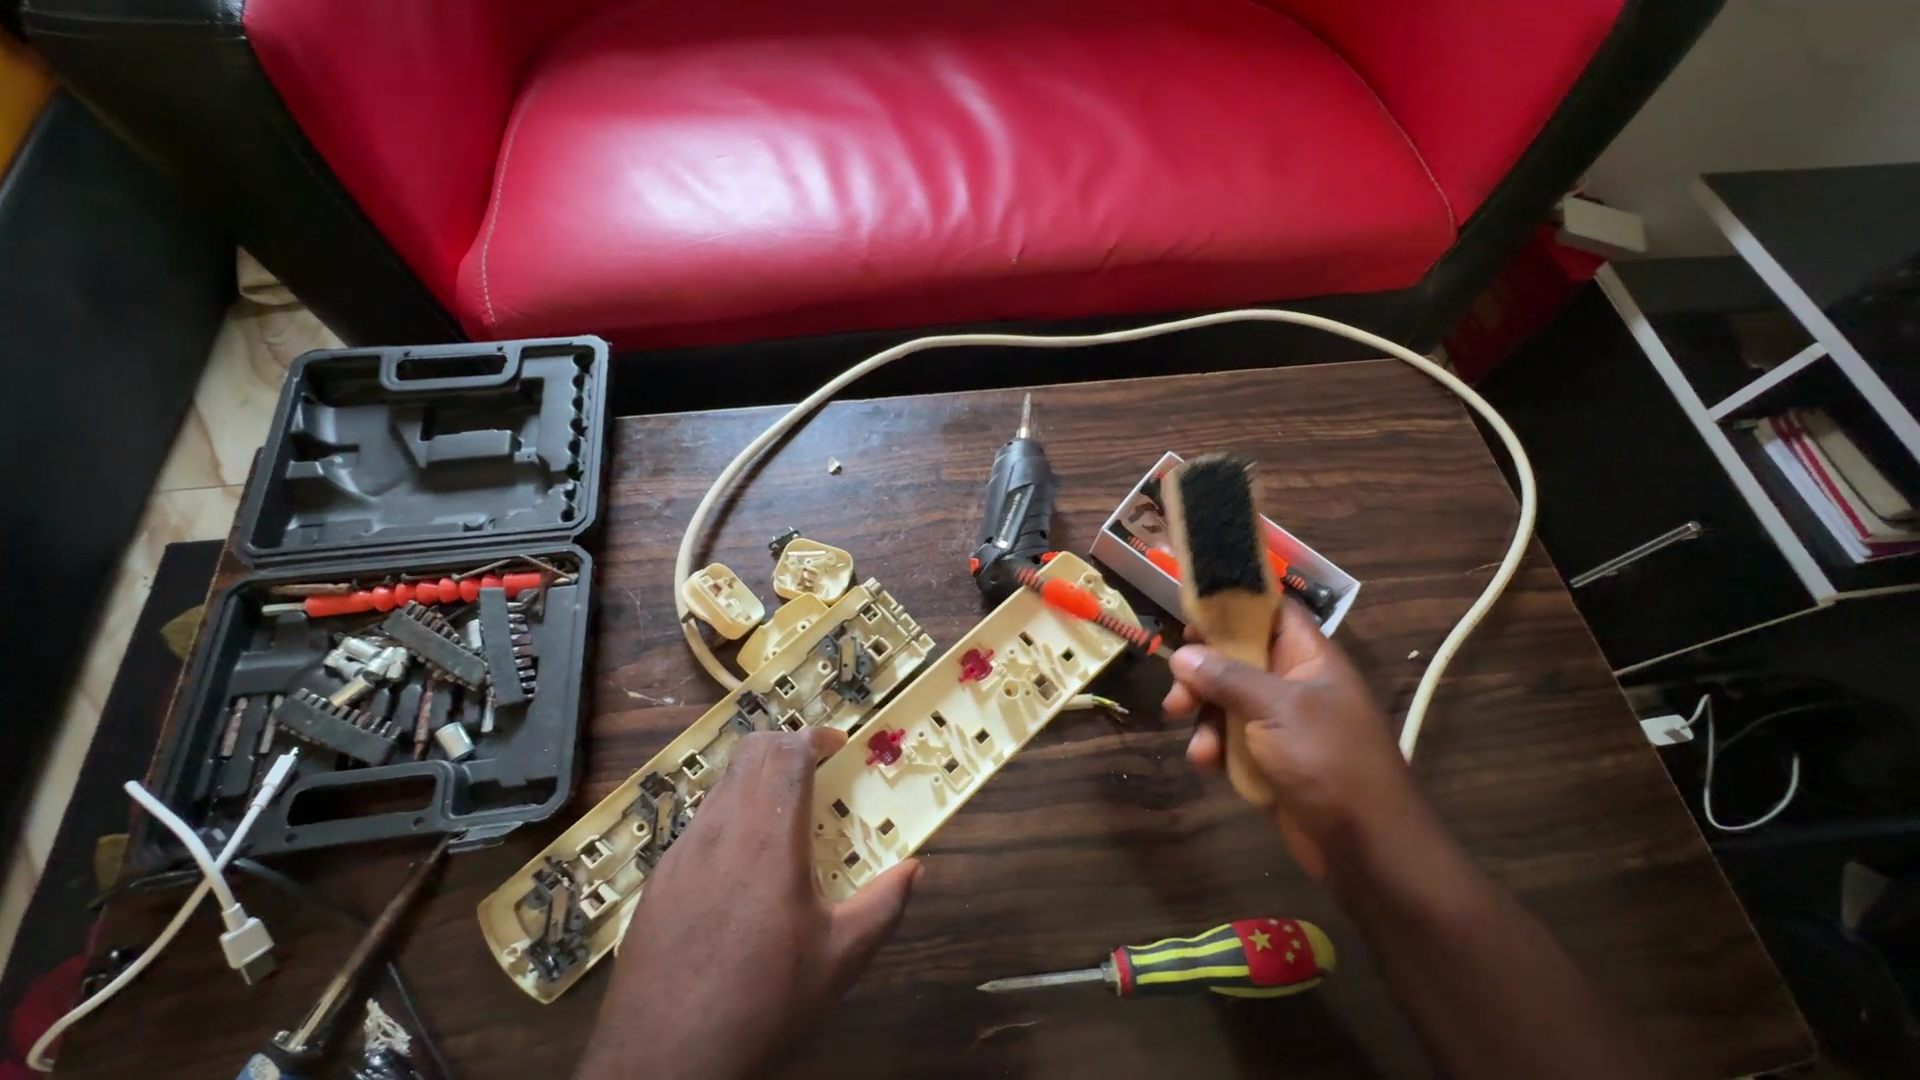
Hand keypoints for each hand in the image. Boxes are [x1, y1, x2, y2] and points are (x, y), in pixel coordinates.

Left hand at [577, 729, 919, 1079]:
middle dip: (784, 745)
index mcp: (770, 837)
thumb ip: (883, 906)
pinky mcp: (658, 880)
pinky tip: (740, 867)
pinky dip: (727, 817)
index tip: (835, 746)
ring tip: (781, 817)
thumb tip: (915, 870)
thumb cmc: (763, 1003)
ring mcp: (682, 852)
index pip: (787, 754)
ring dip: (754, 780)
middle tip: (813, 768)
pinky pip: (698, 824)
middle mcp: (722, 829)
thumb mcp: (840, 960)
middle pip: (749, 753)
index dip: (813, 737)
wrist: (665, 1061)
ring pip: (721, 785)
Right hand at [1163, 599, 1423, 881]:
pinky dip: (1213, 748)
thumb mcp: (1277, 709)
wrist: (1365, 846)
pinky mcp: (1268, 758)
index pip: (1271, 610)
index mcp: (1309, 658)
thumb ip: (1228, 676)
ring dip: (1203, 716)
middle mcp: (1294, 683)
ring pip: (1226, 700)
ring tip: (1192, 737)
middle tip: (1177, 689)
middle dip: (1202, 671)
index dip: (1233, 605)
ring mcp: (1281, 723)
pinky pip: (1229, 739)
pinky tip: (1207, 765)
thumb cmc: (1328, 761)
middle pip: (1237, 656)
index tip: (1191, 616)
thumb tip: (1183, 655)